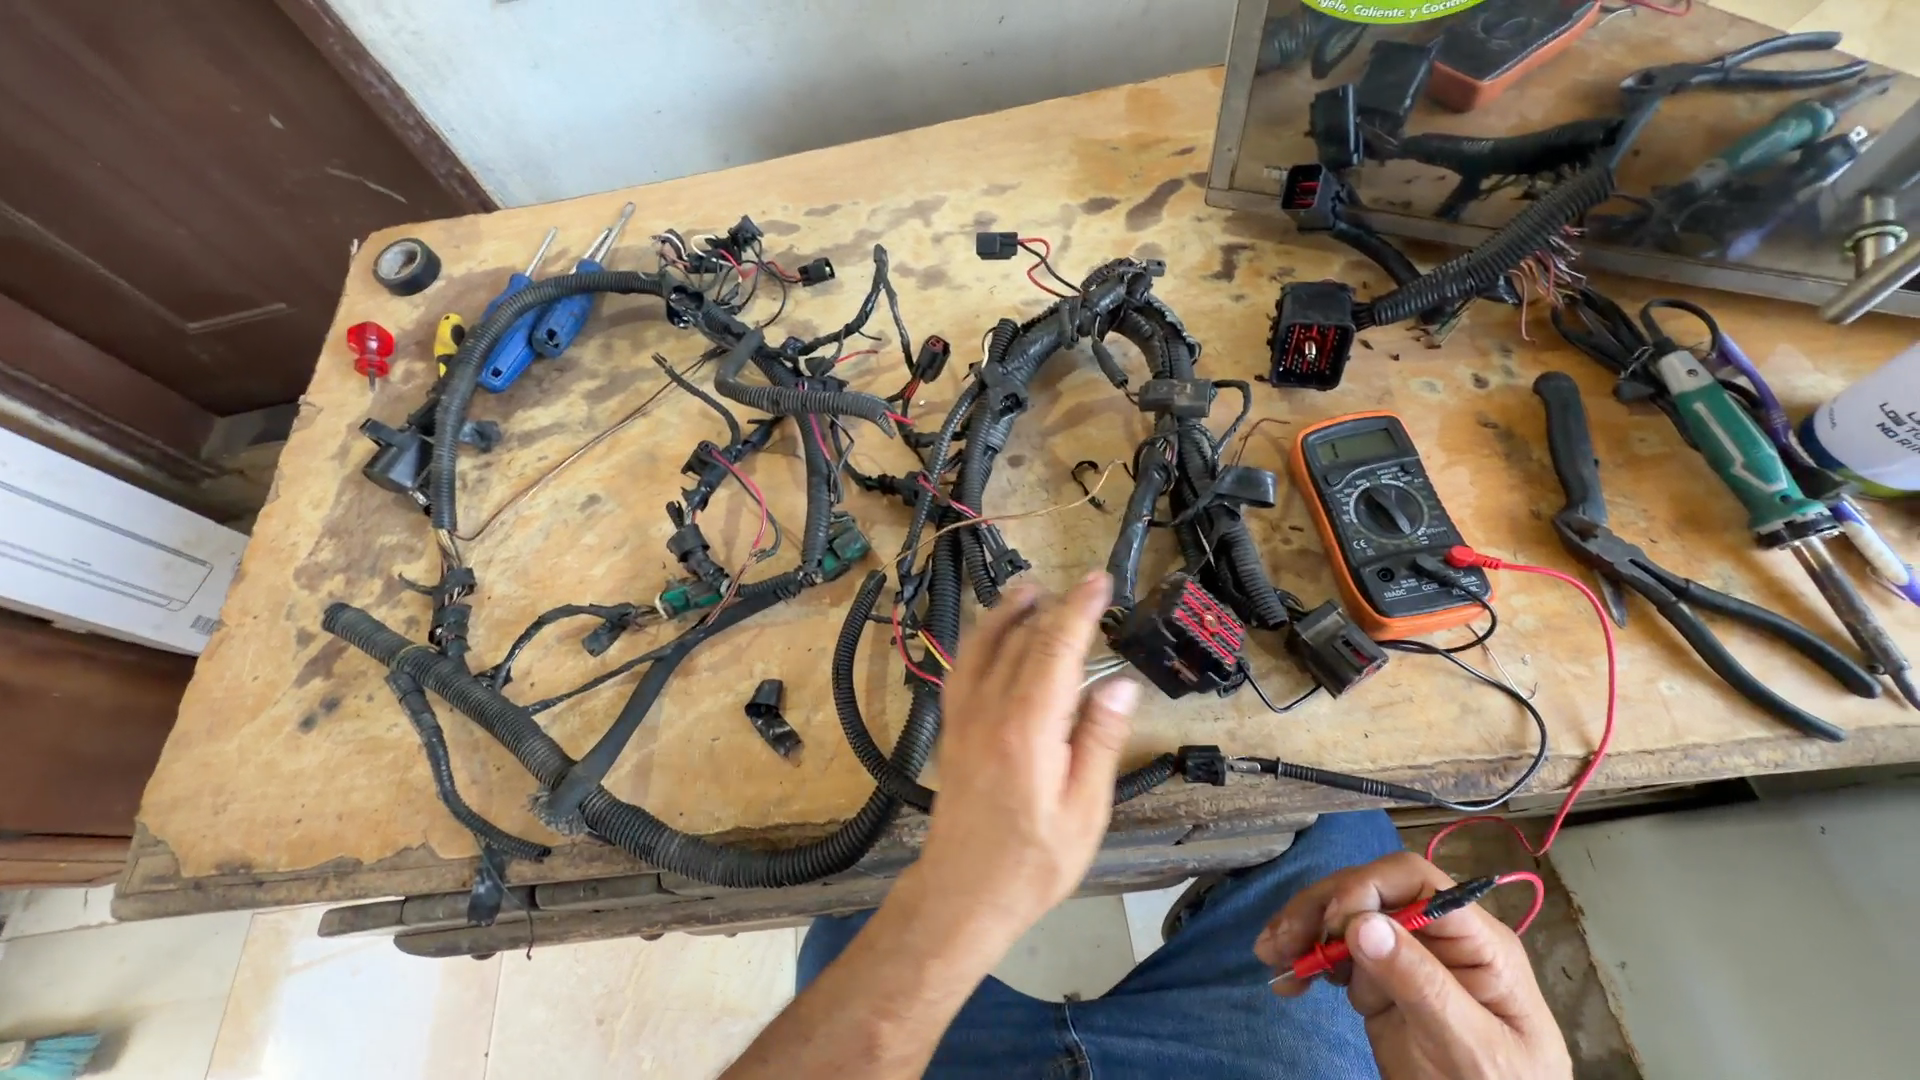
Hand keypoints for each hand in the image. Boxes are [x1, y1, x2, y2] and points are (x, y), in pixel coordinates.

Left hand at [909, 572, 1141, 945]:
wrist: (962, 892)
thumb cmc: (1032, 860)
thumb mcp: (1084, 810)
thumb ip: (1100, 741)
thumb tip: (1119, 684)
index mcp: (1028, 726)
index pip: (1056, 649)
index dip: (1079, 609)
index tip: (1098, 580)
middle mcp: (990, 709)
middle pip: (1022, 640)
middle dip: (1053, 606)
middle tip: (1081, 586)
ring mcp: (963, 717)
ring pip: (983, 646)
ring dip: (1007, 612)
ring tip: (1031, 589)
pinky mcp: (951, 729)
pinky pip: (961, 669)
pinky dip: (979, 640)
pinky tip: (990, 636)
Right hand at [1255, 852, 1570, 1079]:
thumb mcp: (1471, 1048)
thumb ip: (1422, 985)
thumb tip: (1362, 924)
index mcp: (1475, 938)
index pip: (1413, 880)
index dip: (1366, 887)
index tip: (1333, 926)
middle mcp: (1437, 935)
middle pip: (1367, 892)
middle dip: (1320, 911)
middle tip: (1281, 942)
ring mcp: (1406, 957)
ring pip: (1343, 918)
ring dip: (1303, 932)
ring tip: (1271, 956)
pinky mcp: (1380, 981)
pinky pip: (1336, 954)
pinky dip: (1307, 961)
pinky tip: (1289, 982)